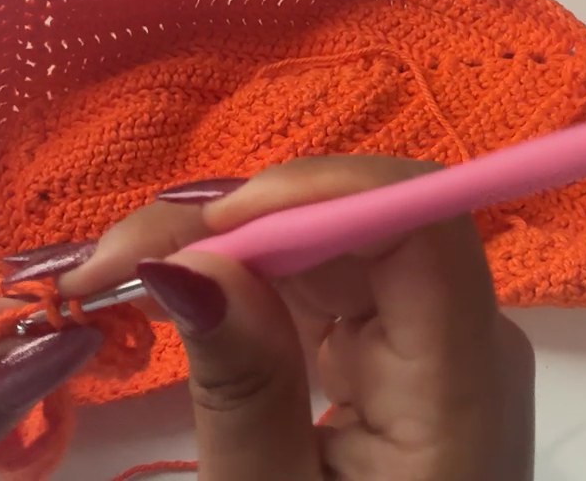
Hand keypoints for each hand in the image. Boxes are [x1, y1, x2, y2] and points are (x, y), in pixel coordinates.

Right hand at [58, 156, 534, 479]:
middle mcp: (466, 331)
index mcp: (463, 381)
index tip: (205, 223)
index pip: (421, 223)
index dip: (317, 193)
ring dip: (239, 242)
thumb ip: (243, 392)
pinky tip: (193, 287)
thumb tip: (190, 260)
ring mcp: (436, 332)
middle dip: (247, 218)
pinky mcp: (403, 344)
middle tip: (119, 254)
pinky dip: (259, 276)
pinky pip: (336, 279)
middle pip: (369, 220)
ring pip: (342, 238)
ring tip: (129, 268)